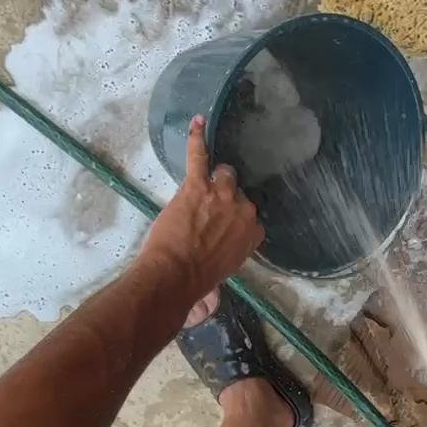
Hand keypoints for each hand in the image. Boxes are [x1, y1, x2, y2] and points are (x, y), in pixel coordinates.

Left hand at [137, 115, 263, 298]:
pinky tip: (198, 121)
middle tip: (209, 208)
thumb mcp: (216, 286)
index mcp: (252, 236)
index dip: (235, 220)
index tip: (225, 226)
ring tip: (205, 179)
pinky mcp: (197, 186)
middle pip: (238, 194)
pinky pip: (199, 156)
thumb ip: (219, 282)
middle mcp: (243, 212)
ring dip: (216, 176)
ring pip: (224, 174)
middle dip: (226, 199)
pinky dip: (197, 138)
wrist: (174, 277)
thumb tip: (206, 305)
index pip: (251, 218)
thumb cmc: (195, 285)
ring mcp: (221, 196)